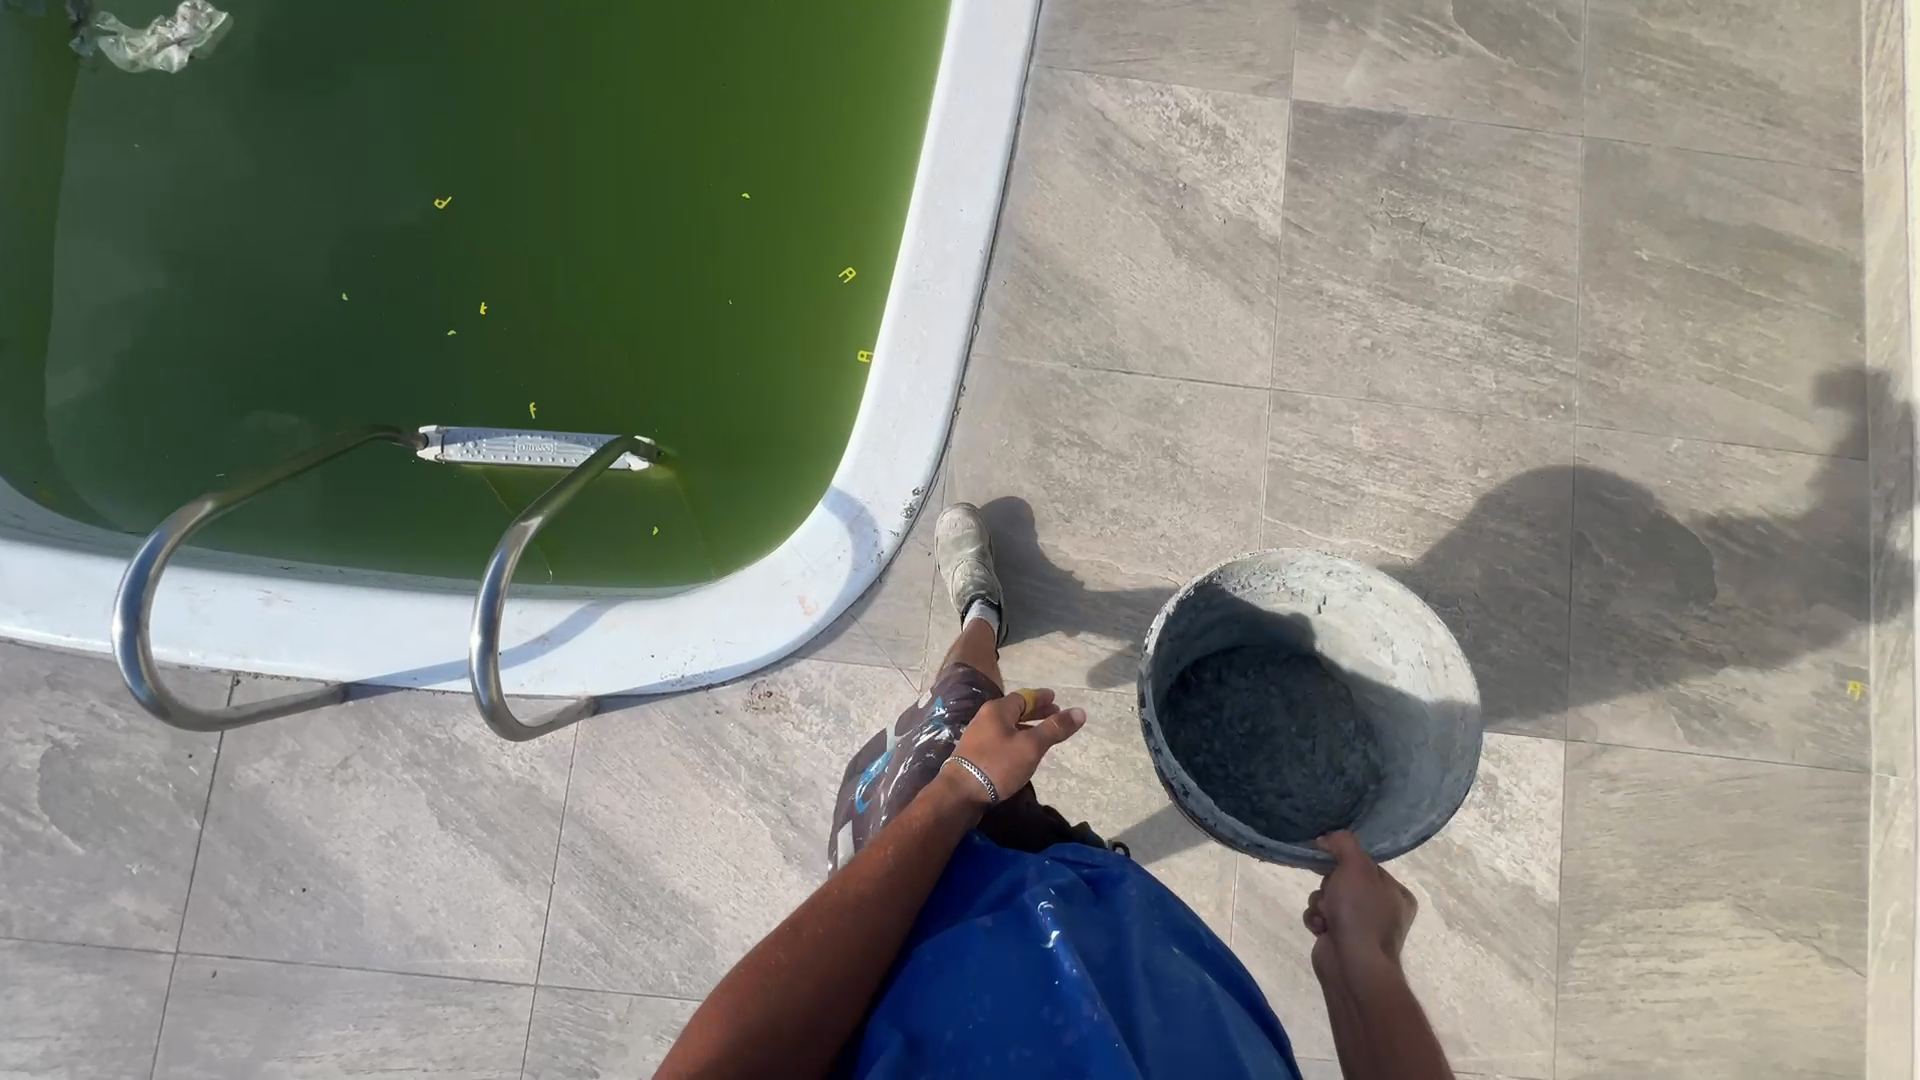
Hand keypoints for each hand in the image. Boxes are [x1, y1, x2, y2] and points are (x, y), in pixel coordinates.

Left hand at [947, 688, 1085, 806]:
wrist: (960, 793)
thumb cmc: (997, 764)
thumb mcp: (1031, 746)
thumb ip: (1054, 729)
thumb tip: (1080, 712)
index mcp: (997, 710)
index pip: (1023, 697)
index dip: (1041, 698)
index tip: (1055, 698)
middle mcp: (986, 718)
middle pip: (1015, 709)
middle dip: (1036, 711)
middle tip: (1055, 713)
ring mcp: (978, 736)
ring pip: (1008, 725)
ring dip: (1026, 726)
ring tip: (1043, 734)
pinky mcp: (976, 753)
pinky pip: (1001, 738)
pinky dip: (1016, 738)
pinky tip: (1022, 751)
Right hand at [1302, 830, 1417, 983]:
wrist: (1353, 965)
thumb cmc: (1361, 913)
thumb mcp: (1356, 866)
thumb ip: (1343, 843)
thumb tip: (1327, 838)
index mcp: (1396, 893)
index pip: (1364, 864)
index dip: (1344, 860)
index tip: (1329, 859)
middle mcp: (1382, 910)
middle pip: (1342, 879)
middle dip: (1329, 886)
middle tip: (1332, 894)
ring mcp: (1362, 927)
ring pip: (1327, 896)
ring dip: (1319, 902)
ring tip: (1326, 916)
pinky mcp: (1341, 940)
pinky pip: (1320, 916)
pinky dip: (1316, 919)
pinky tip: (1321, 928)